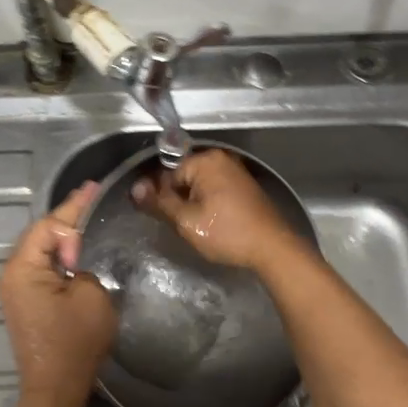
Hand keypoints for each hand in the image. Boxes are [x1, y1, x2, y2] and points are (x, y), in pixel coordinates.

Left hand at [0, 183, 116, 406]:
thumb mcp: (91, 295)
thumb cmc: (75, 343)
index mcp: (23, 268)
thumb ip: (84, 264)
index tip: (94, 187)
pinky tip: (79, 250)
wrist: (56, 389)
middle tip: (94, 198)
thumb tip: (75, 257)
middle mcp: (12, 274)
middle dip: (68, 218)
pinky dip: (60, 257)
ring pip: (41, 251)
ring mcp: (16, 290)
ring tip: (90, 216)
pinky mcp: (25, 303)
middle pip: (41, 235)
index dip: (74, 207)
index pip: (49, 226)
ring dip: (64, 237)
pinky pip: (42, 268)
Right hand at [131, 149, 305, 270]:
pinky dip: (207, 202)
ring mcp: (235, 171)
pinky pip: (214, 188)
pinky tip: (211, 221)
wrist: (273, 248)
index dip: (160, 196)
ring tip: (195, 225)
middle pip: (183, 176)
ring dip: (191, 202)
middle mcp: (221, 158)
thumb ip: (159, 203)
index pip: (167, 173)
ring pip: (198, 184)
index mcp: (206, 160)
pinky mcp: (243, 185)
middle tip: (181, 224)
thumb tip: (134, 189)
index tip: (162, 217)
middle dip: (177, 198)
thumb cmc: (227, 233)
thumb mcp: (187, 221)